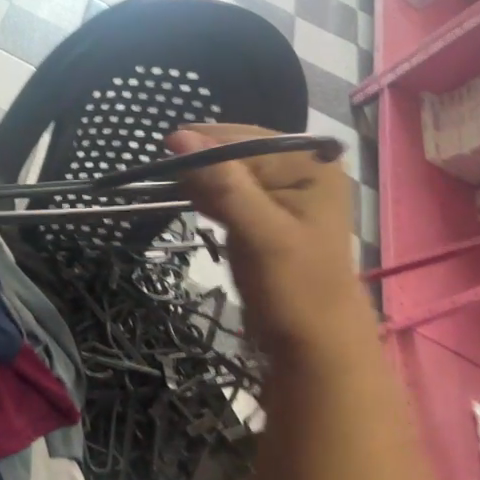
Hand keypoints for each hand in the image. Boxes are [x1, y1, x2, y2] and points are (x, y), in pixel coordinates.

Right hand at [164, 123, 372, 353]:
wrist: (312, 343)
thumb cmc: (292, 286)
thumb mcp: (257, 230)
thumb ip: (222, 181)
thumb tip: (178, 136)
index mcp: (311, 165)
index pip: (244, 138)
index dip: (203, 147)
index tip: (166, 163)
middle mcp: (301, 171)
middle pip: (235, 151)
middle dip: (202, 165)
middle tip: (177, 188)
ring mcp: (284, 194)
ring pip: (227, 171)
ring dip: (202, 182)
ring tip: (188, 200)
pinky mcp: (267, 214)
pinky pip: (229, 190)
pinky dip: (209, 197)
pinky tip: (199, 208)